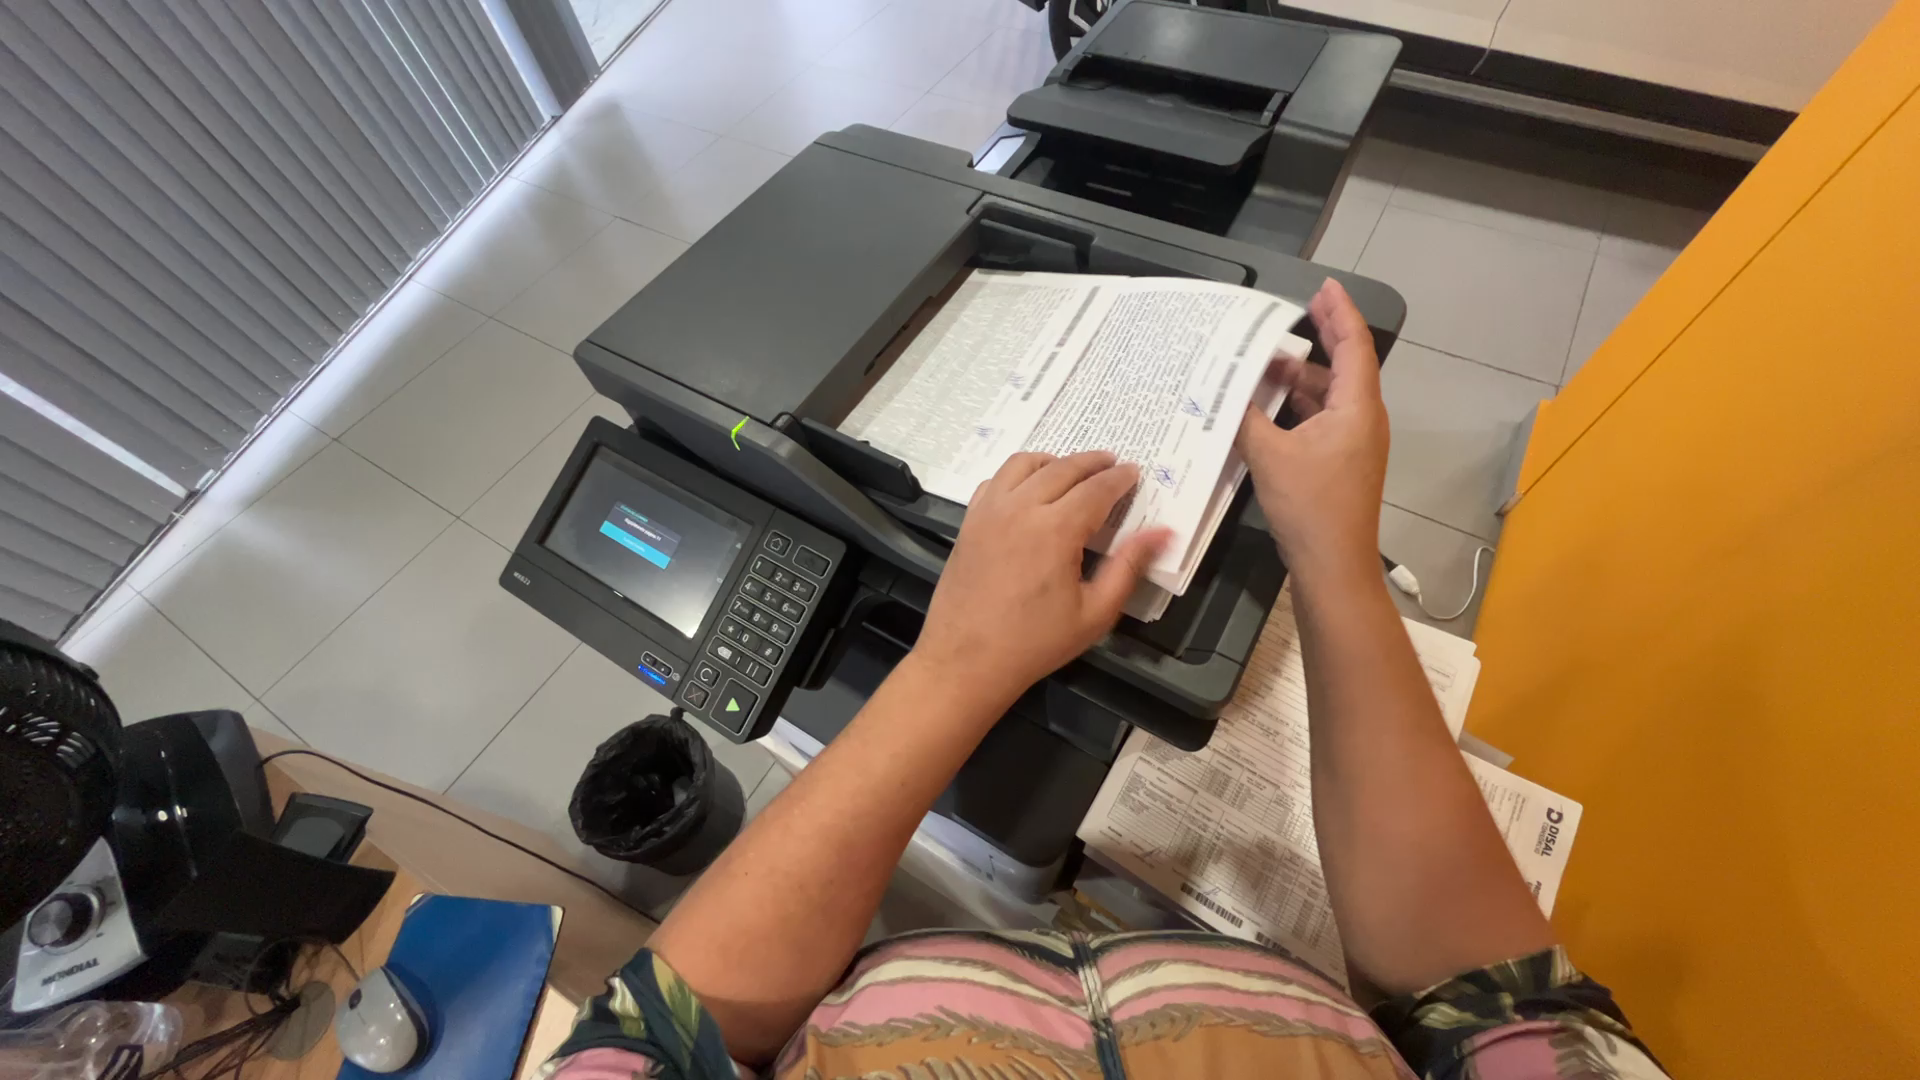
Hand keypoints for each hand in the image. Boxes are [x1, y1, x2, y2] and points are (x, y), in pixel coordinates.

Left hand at [913, 451, 1170, 705]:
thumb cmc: (1034, 643)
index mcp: (1056, 530)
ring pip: (1024, 464)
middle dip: (1092, 462)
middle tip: (1111, 463)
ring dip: (1053, 461)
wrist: (966, 659)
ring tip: (1071, 470)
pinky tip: (1028, 488)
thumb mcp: (1094, 613)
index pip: (1096, 489)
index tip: (1134, 472)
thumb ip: (1129, 566)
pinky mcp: (969, 521)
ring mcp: (989, 511)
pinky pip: (995, 481)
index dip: (1119, 478)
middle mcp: (1021, 508)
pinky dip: (1017, 474)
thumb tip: (1163, 532)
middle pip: (1062, 468)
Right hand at [1239, 279, 1387, 582]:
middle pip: (1341, 368)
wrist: (1332, 562)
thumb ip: (1246, 420)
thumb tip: (1224, 395)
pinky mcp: (1337, 462)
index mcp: (1356, 407)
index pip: (1353, 345)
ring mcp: (1351, 442)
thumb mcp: (1270, 457)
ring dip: (1298, 379)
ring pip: (1326, 397)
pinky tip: (1266, 408)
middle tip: (1285, 319)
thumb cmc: (1310, 505)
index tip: (1323, 287)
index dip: (1340, 313)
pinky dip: (1294, 408)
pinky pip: (1318, 420)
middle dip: (1315, 342)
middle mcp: (1361, 418)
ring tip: (1262, 365)